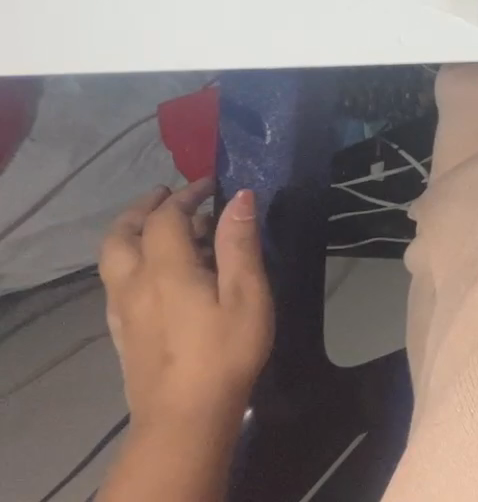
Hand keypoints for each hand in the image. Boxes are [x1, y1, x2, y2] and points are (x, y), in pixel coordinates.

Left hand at [99, 180, 272, 432]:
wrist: (186, 410)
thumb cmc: (227, 345)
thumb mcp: (247, 291)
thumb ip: (238, 243)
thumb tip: (239, 197)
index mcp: (165, 271)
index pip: (165, 219)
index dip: (186, 195)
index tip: (214, 183)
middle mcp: (133, 285)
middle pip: (122, 236)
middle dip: (144, 209)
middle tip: (171, 194)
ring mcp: (122, 309)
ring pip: (113, 259)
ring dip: (135, 232)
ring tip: (169, 226)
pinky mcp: (122, 328)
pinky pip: (117, 281)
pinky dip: (133, 259)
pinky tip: (160, 269)